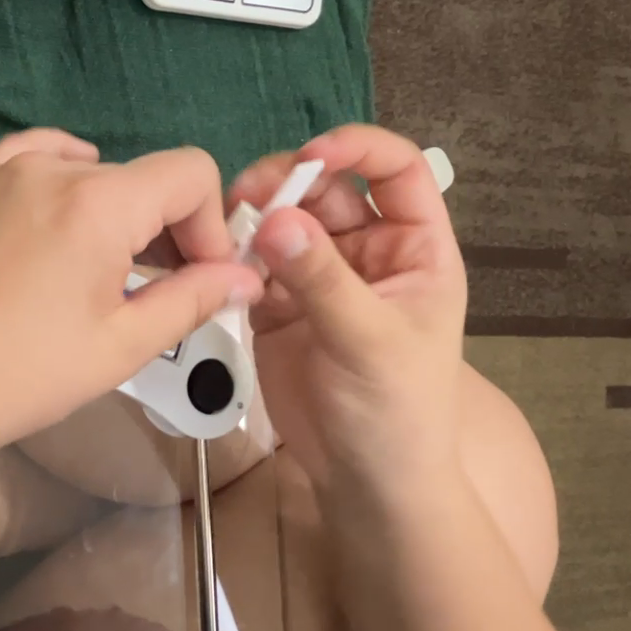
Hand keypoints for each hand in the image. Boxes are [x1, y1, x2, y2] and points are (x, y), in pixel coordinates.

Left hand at [0, 137, 264, 468]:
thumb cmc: (19, 376)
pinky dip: (64, 178)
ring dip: (116, 214)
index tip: (197, 279)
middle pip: (141, 177)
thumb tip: (246, 275)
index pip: (191, 172)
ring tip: (101, 271)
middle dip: (166, 229)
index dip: (210, 224)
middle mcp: (52, 168)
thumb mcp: (120, 346)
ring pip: (91, 172)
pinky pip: (34, 158)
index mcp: (99, 202)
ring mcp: (2, 171)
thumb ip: (193, 299)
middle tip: (155, 291)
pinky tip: (62, 213)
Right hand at [231, 125, 466, 503]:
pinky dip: (234, 254)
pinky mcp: (277, 302)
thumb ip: (323, 279)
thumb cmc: (394, 410)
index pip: (395, 171)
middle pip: (326, 189)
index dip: (358, 150)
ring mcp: (318, 276)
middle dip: (287, 183)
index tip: (311, 156)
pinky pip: (253, 261)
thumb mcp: (370, 341)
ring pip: (283, 220)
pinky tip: (217, 259)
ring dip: (255, 214)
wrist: (361, 480)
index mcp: (413, 248)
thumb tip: (273, 219)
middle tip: (246, 197)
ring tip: (225, 225)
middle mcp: (364, 251)